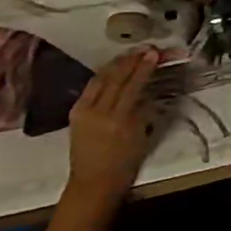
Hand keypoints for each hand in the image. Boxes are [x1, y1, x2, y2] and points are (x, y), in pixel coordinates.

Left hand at [66, 48, 161, 197]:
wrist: (94, 182)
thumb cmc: (125, 163)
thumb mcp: (141, 135)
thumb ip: (143, 110)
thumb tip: (147, 88)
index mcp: (119, 120)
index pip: (132, 85)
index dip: (144, 67)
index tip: (154, 53)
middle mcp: (98, 112)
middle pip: (115, 78)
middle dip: (131, 60)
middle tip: (144, 48)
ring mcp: (83, 111)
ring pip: (100, 79)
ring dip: (116, 64)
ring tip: (130, 53)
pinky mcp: (75, 112)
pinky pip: (91, 87)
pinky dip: (104, 74)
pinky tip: (112, 68)